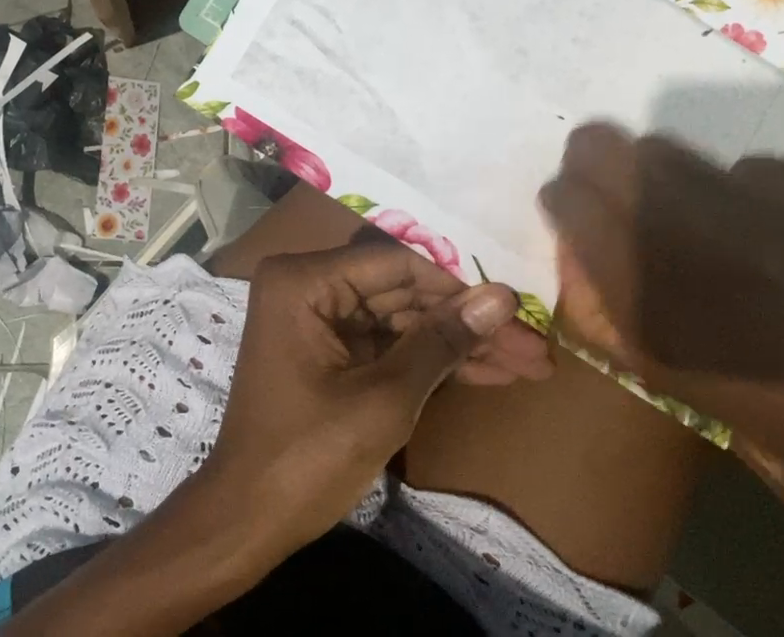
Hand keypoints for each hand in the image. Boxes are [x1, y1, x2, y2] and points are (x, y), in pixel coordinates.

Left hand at [204, 244, 551, 551]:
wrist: (249, 518)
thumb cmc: (308, 455)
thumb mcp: (384, 398)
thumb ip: (441, 341)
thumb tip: (501, 297)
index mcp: (303, 281)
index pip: (397, 264)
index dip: (460, 287)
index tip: (520, 309)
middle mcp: (306, 287)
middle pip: (402, 291)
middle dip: (467, 321)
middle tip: (535, 346)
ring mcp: (316, 320)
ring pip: (400, 319)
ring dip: (457, 343)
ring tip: (528, 364)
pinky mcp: (327, 352)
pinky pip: (386, 344)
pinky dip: (430, 361)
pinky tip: (488, 373)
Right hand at [538, 122, 783, 480]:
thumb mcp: (672, 379)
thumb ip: (606, 310)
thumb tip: (574, 252)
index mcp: (646, 286)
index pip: (566, 197)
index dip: (562, 197)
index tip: (571, 206)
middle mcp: (691, 227)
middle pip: (602, 145)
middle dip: (596, 160)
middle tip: (614, 185)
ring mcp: (764, 198)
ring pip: (674, 148)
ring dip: (669, 176)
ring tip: (707, 215)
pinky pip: (760, 170)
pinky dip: (756, 196)